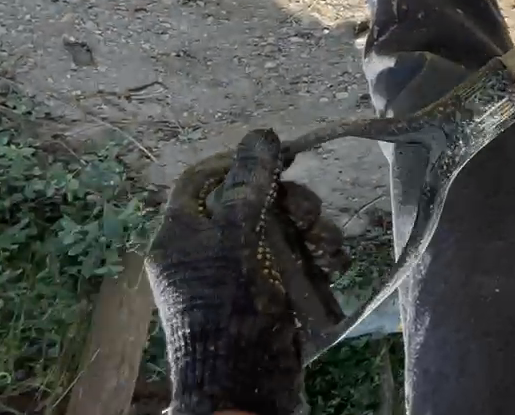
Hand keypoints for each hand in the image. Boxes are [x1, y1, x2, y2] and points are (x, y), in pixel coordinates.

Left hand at [146, 129, 346, 414]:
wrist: (247, 381)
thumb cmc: (229, 305)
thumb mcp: (237, 235)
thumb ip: (250, 183)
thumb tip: (261, 133)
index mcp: (182, 234)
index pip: (203, 177)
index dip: (238, 160)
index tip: (276, 157)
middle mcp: (209, 246)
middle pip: (254, 196)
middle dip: (290, 200)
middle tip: (307, 213)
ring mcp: (242, 266)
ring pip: (284, 221)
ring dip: (314, 228)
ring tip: (325, 248)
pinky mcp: (272, 284)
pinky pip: (298, 250)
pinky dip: (318, 252)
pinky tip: (332, 263)